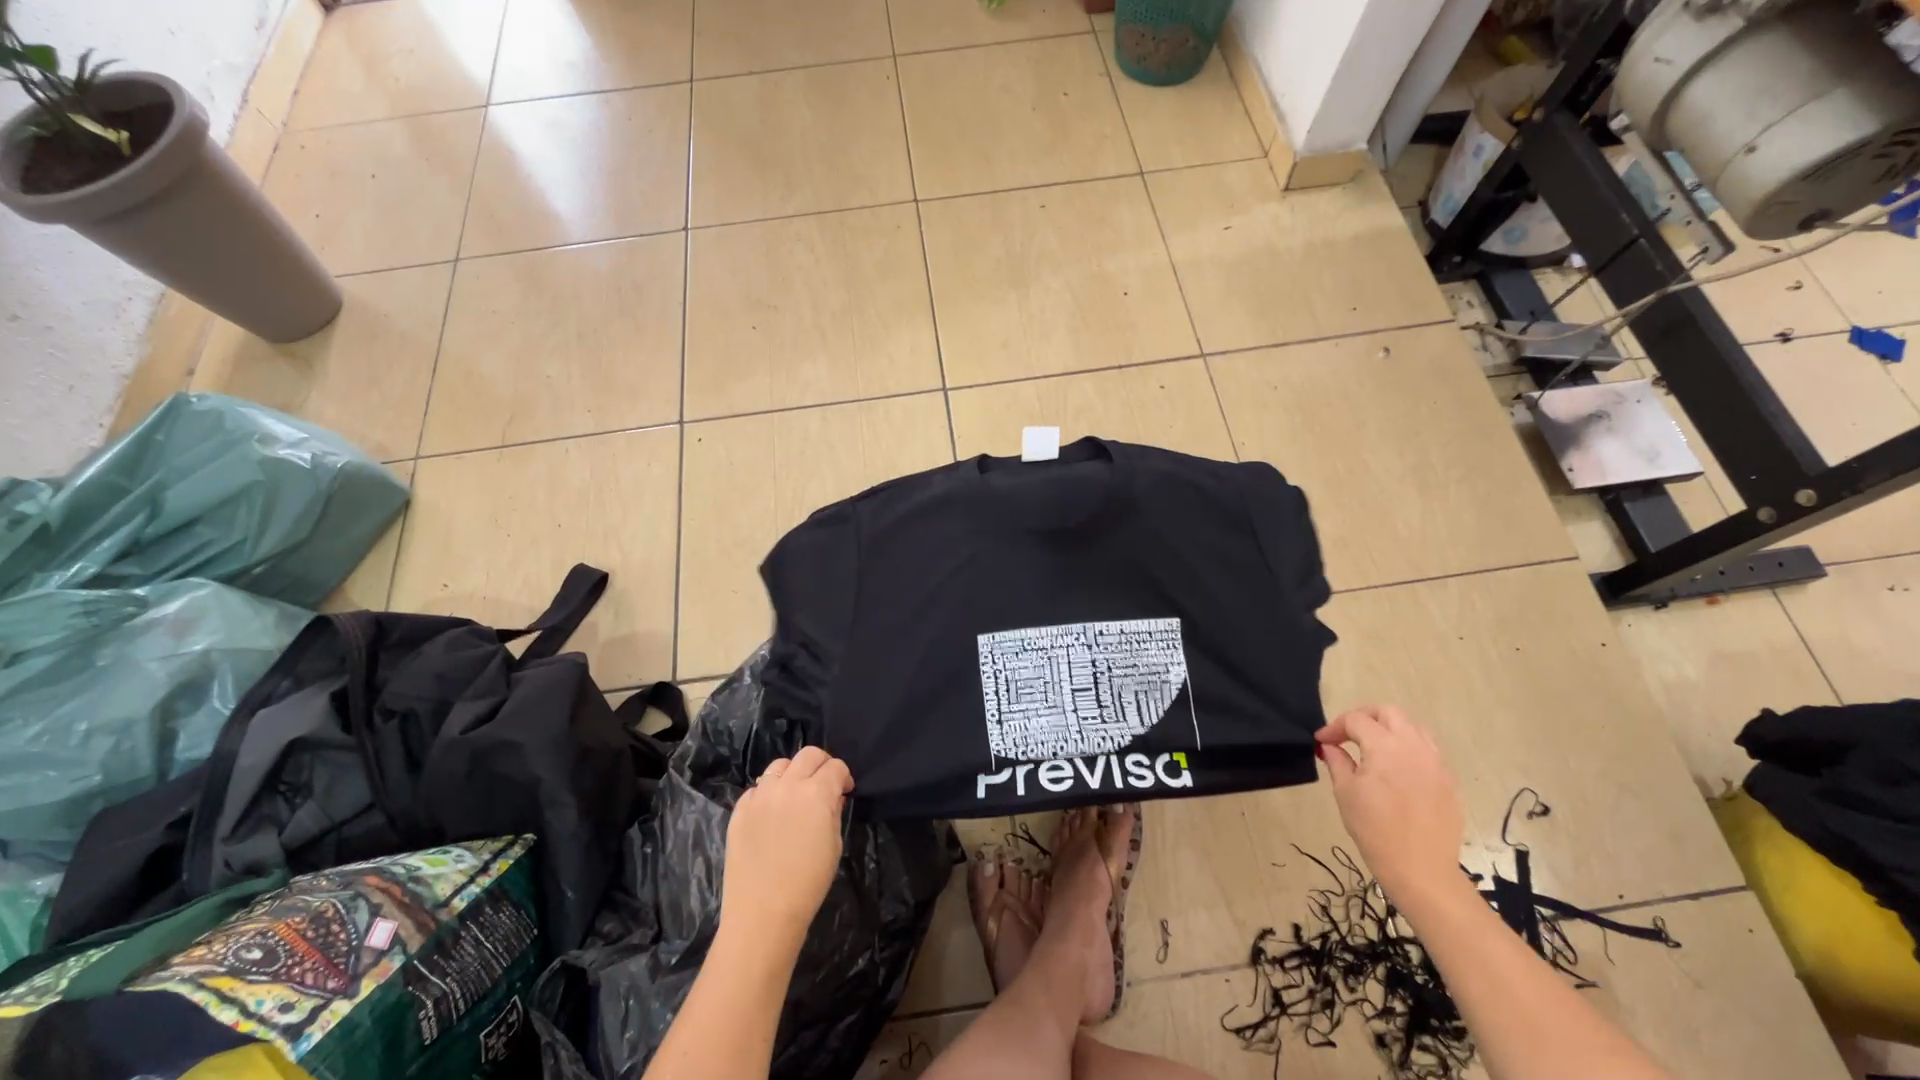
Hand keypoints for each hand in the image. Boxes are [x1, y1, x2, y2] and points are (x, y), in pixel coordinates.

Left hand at [720, 746, 854, 953]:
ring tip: (795, 795)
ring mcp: (760, 795)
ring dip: (793, 774)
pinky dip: (769, 792)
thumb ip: (833, 812)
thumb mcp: (834, 845)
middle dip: (821, 765)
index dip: (844, 777)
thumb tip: (832, 797)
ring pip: (780, 765)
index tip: (845, 791)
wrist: (764, 911)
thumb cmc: (808, 883)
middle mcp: (787, 786)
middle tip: (824, 785)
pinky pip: (758, 788)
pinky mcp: (739, 809)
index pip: (836, 767)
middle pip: (808, 755)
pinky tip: (772, 814)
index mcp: (817, 793)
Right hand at [1316, 706, 1464, 906]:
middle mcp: (1414, 746)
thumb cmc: (1375, 830)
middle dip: (1364, 717)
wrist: (1420, 867)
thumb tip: (1331, 746)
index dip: (1334, 727)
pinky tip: (1396, 769)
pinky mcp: (1447, 779)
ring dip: (1390, 729)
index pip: (1357, 720)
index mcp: (1385, 747)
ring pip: (1413, 727)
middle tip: (1346, 735)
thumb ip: (1338, 762)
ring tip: (1373, 748)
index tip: (1322, 742)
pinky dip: (1408, 748)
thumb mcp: (1346, 793)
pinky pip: (1427, 750)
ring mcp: (1435, 762)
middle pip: (1389, 712)